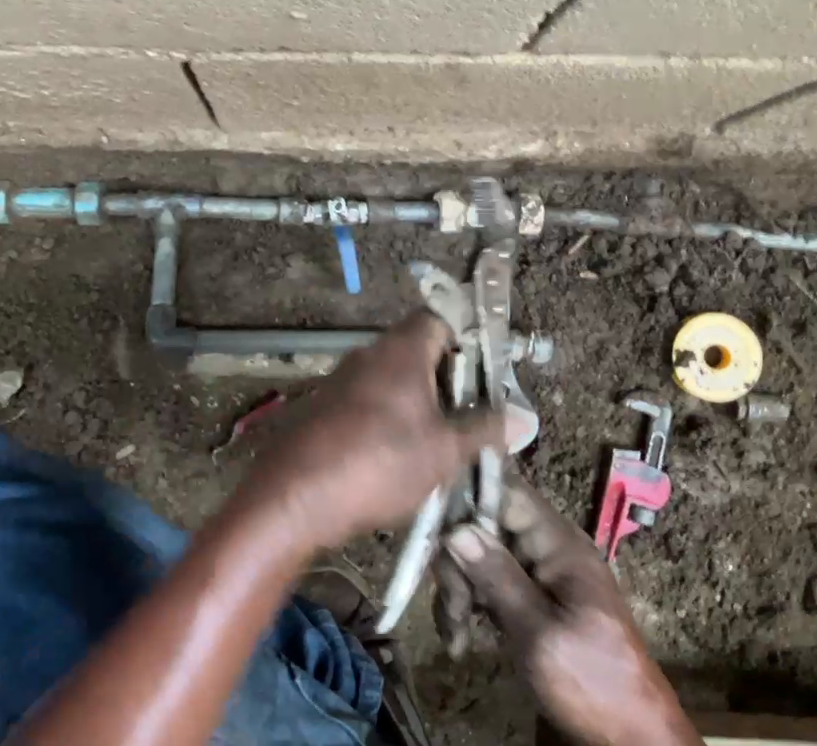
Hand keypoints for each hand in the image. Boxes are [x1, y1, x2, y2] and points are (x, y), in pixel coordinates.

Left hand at [239, 311, 503, 551]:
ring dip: (417, 405)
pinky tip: (396, 460)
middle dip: (446, 381)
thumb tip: (523, 416)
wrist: (293, 497)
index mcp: (400, 350)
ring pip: (392, 381)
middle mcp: (368, 354)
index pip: (440, 319)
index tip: (485, 377)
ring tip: (439, 446)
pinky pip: (366, 403)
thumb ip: (484, 428)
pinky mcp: (322, 408)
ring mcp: (340, 380)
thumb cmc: (378, 463)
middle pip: (417, 351)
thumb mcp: (445, 451)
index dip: (467, 340)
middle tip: (469, 419)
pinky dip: (387, 421)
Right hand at [436, 481, 701, 745]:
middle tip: (454, 611)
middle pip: (485, 525)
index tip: (434, 531)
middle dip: (458, 563)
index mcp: (560, 544)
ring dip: (459, 591)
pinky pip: (488, 584)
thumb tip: (456, 527)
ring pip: (480, 556)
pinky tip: (460, 638)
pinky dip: (470, 606)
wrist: (632, 737)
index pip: (506, 491)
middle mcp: (548, 548)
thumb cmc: (592, 683)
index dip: (466, 501)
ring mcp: (539, 572)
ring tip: (455, 635)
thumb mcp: (540, 634)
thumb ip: (498, 578)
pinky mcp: (530, 597)